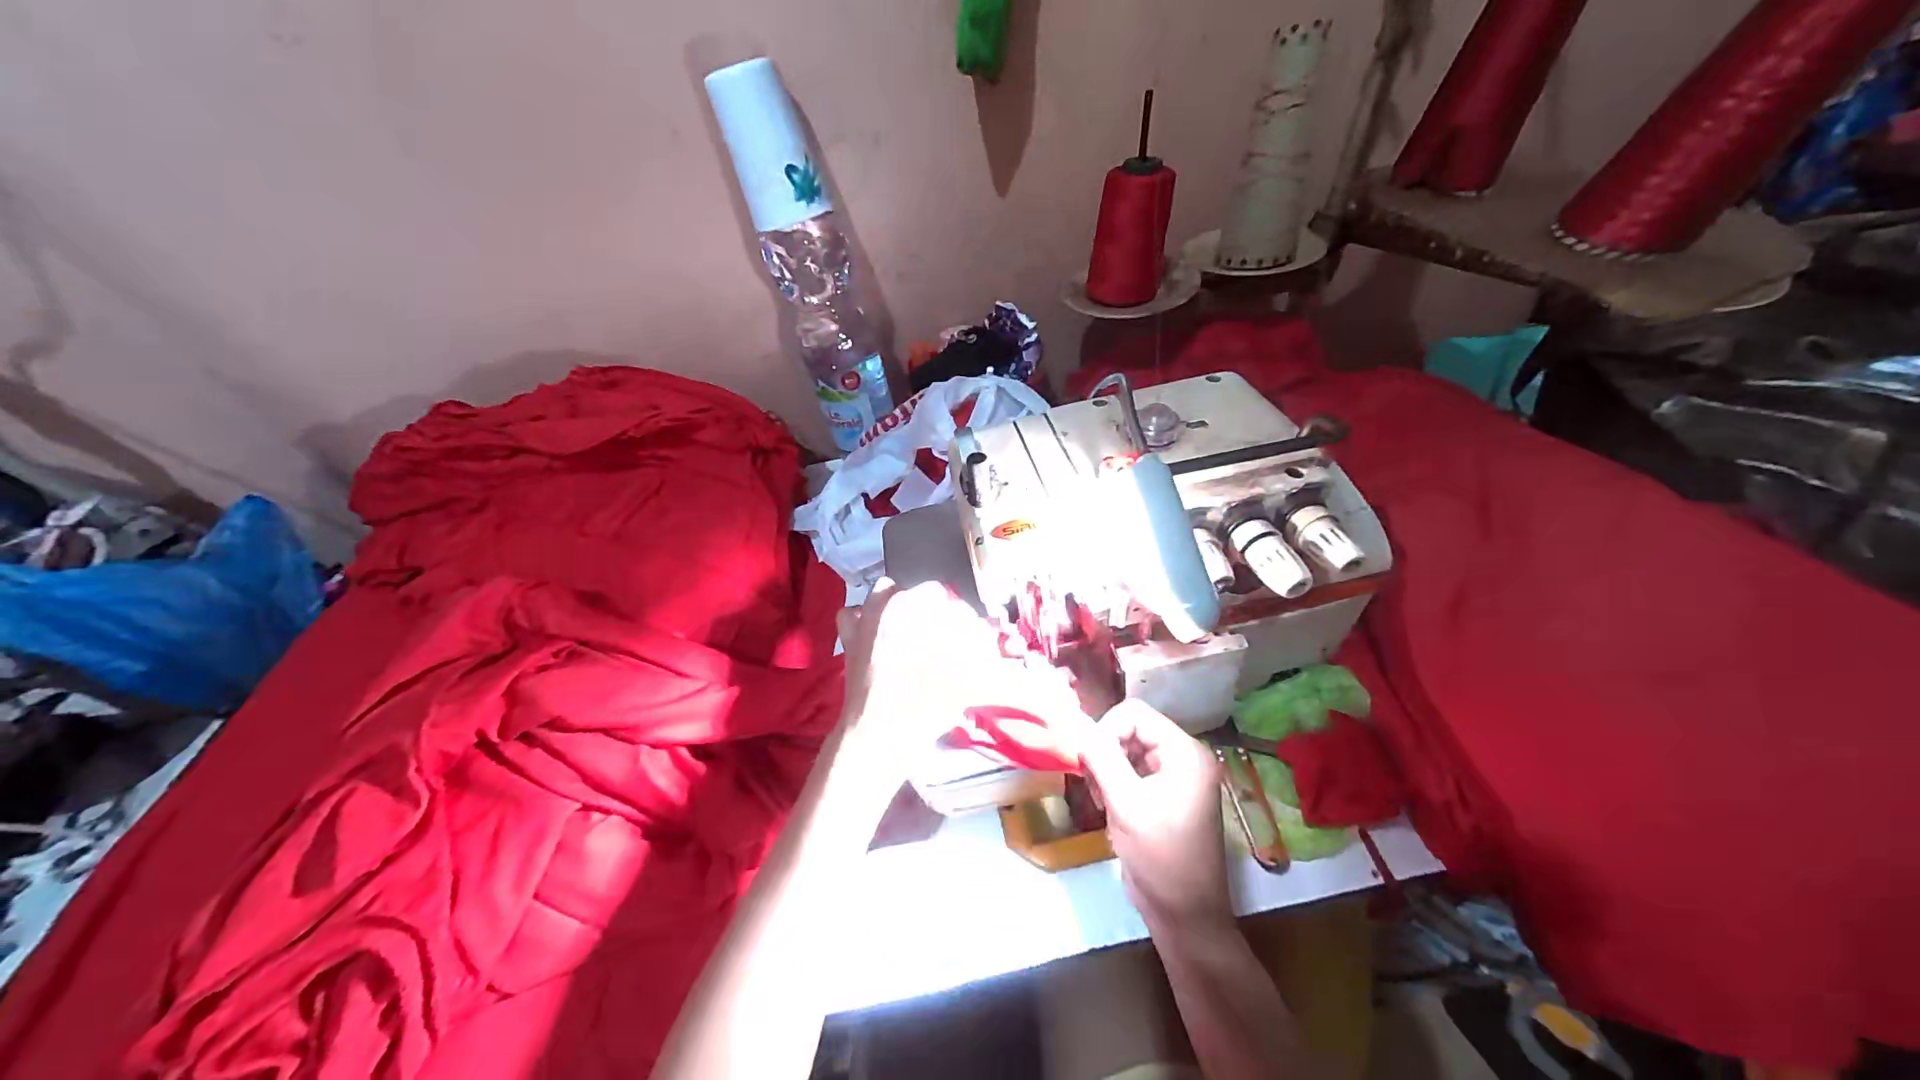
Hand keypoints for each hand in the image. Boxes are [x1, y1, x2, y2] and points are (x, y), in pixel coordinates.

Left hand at [836, 579, 1081, 768]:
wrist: (882, 734)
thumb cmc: (933, 704)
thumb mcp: (986, 688)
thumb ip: (1026, 687)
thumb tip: (1066, 699)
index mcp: (923, 600)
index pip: (947, 596)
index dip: (959, 618)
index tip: (965, 643)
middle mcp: (893, 599)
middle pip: (917, 596)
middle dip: (931, 614)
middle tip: (942, 647)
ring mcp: (865, 617)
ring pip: (883, 596)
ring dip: (896, 609)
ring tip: (911, 638)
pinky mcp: (847, 639)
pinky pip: (852, 616)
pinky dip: (862, 623)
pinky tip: (876, 641)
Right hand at [1079, 700, 1230, 933]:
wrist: (1185, 914)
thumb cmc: (1161, 858)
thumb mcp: (1127, 804)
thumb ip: (1102, 758)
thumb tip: (1076, 726)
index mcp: (1186, 753)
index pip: (1135, 714)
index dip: (1106, 730)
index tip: (1089, 761)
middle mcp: (1184, 757)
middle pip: (1131, 728)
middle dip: (1105, 750)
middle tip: (1092, 783)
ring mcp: (1175, 776)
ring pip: (1127, 749)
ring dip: (1106, 767)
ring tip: (1100, 798)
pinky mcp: (1164, 794)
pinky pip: (1131, 769)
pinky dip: (1114, 781)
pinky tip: (1107, 804)